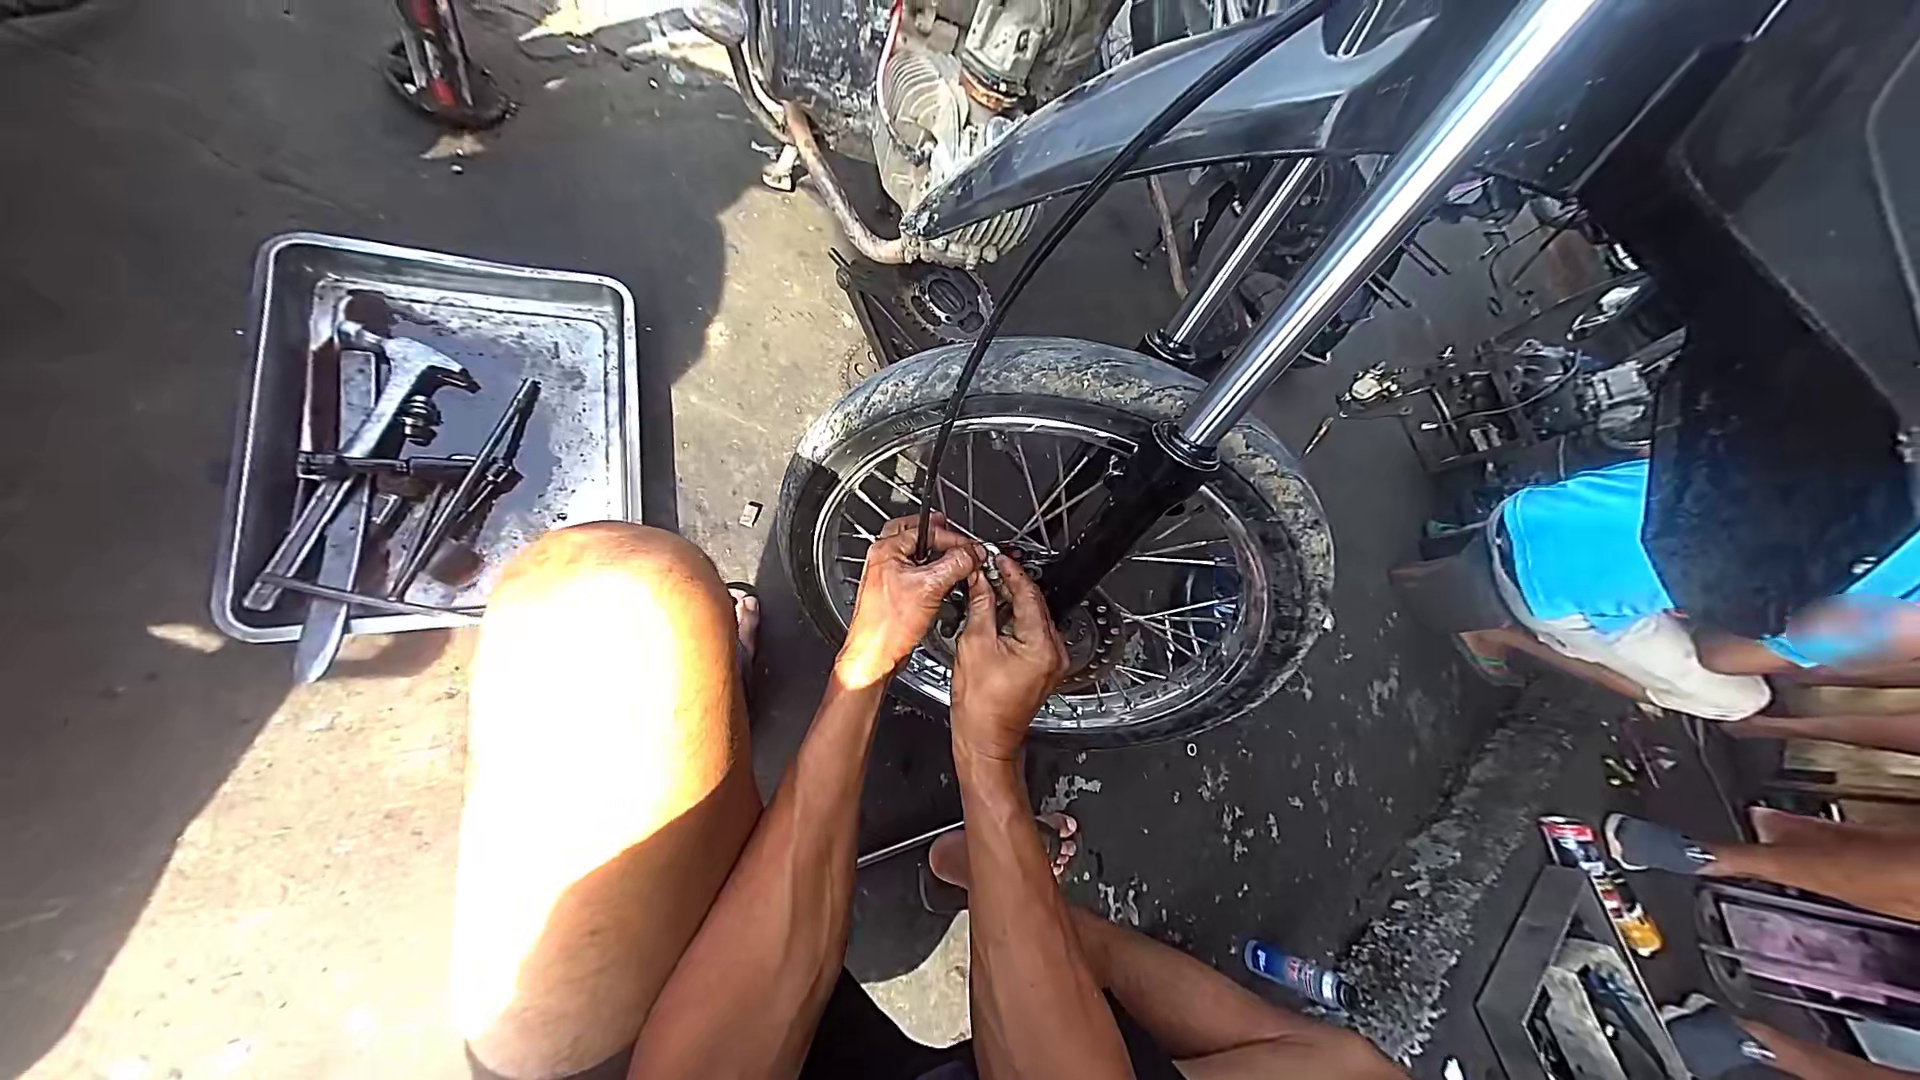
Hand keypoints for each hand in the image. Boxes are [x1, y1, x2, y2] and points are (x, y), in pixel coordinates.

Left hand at [837, 513, 984, 688]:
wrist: (875, 655)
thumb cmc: (888, 625)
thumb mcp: (930, 587)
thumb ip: (955, 564)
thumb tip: (972, 553)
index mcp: (886, 550)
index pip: (925, 529)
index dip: (953, 537)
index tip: (971, 548)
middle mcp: (883, 560)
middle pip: (913, 533)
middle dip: (937, 534)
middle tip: (956, 538)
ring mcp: (887, 577)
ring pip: (914, 555)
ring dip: (935, 555)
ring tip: (954, 560)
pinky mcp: (894, 594)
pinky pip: (914, 574)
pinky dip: (930, 572)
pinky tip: (942, 582)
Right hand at [951, 554, 1068, 763]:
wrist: (986, 739)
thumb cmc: (981, 706)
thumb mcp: (974, 644)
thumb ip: (981, 606)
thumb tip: (980, 581)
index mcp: (1041, 645)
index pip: (1028, 595)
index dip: (1011, 572)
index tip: (997, 559)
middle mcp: (1054, 652)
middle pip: (1034, 604)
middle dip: (1011, 585)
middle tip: (990, 569)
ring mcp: (1051, 661)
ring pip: (1033, 617)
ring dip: (1012, 601)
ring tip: (989, 587)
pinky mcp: (1043, 667)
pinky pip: (1032, 633)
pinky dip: (1015, 619)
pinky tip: (997, 612)